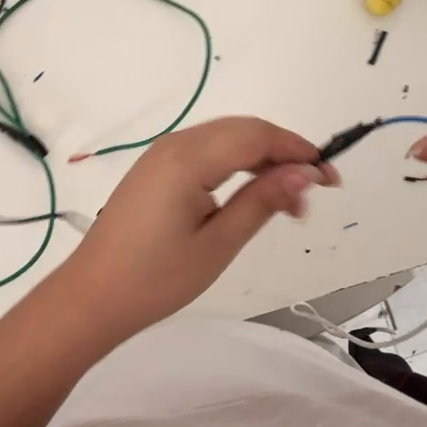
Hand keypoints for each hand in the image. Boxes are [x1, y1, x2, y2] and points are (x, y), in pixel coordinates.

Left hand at [55, 116, 336, 334]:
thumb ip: (262, 200)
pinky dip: (236, 164)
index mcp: (189, 157)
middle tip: (315, 195)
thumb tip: (304, 172)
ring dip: (262, 159)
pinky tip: (252, 193)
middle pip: (243, 130)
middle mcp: (174, 143)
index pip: (257, 136)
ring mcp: (161, 154)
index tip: (332, 180)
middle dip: (284, 154)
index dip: (299, 150)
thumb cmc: (157, 278)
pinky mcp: (155, 169)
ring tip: (289, 203)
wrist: (93, 297)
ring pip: (226, 138)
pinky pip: (206, 151)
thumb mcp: (219, 243)